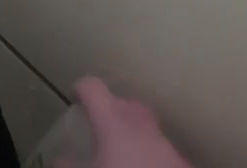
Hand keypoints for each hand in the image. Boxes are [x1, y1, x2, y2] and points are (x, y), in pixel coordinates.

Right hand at [55, 77, 193, 167]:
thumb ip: (67, 165)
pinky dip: (154, 159)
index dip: (81, 90)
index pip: (93, 87)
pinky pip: (166, 155)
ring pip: (149, 130)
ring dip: (135, 137)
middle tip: (101, 131)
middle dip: (113, 112)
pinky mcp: (185, 166)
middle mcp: (142, 126)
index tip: (75, 102)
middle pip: (126, 104)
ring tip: (124, 159)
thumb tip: (61, 159)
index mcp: (113, 122)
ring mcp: (168, 148)